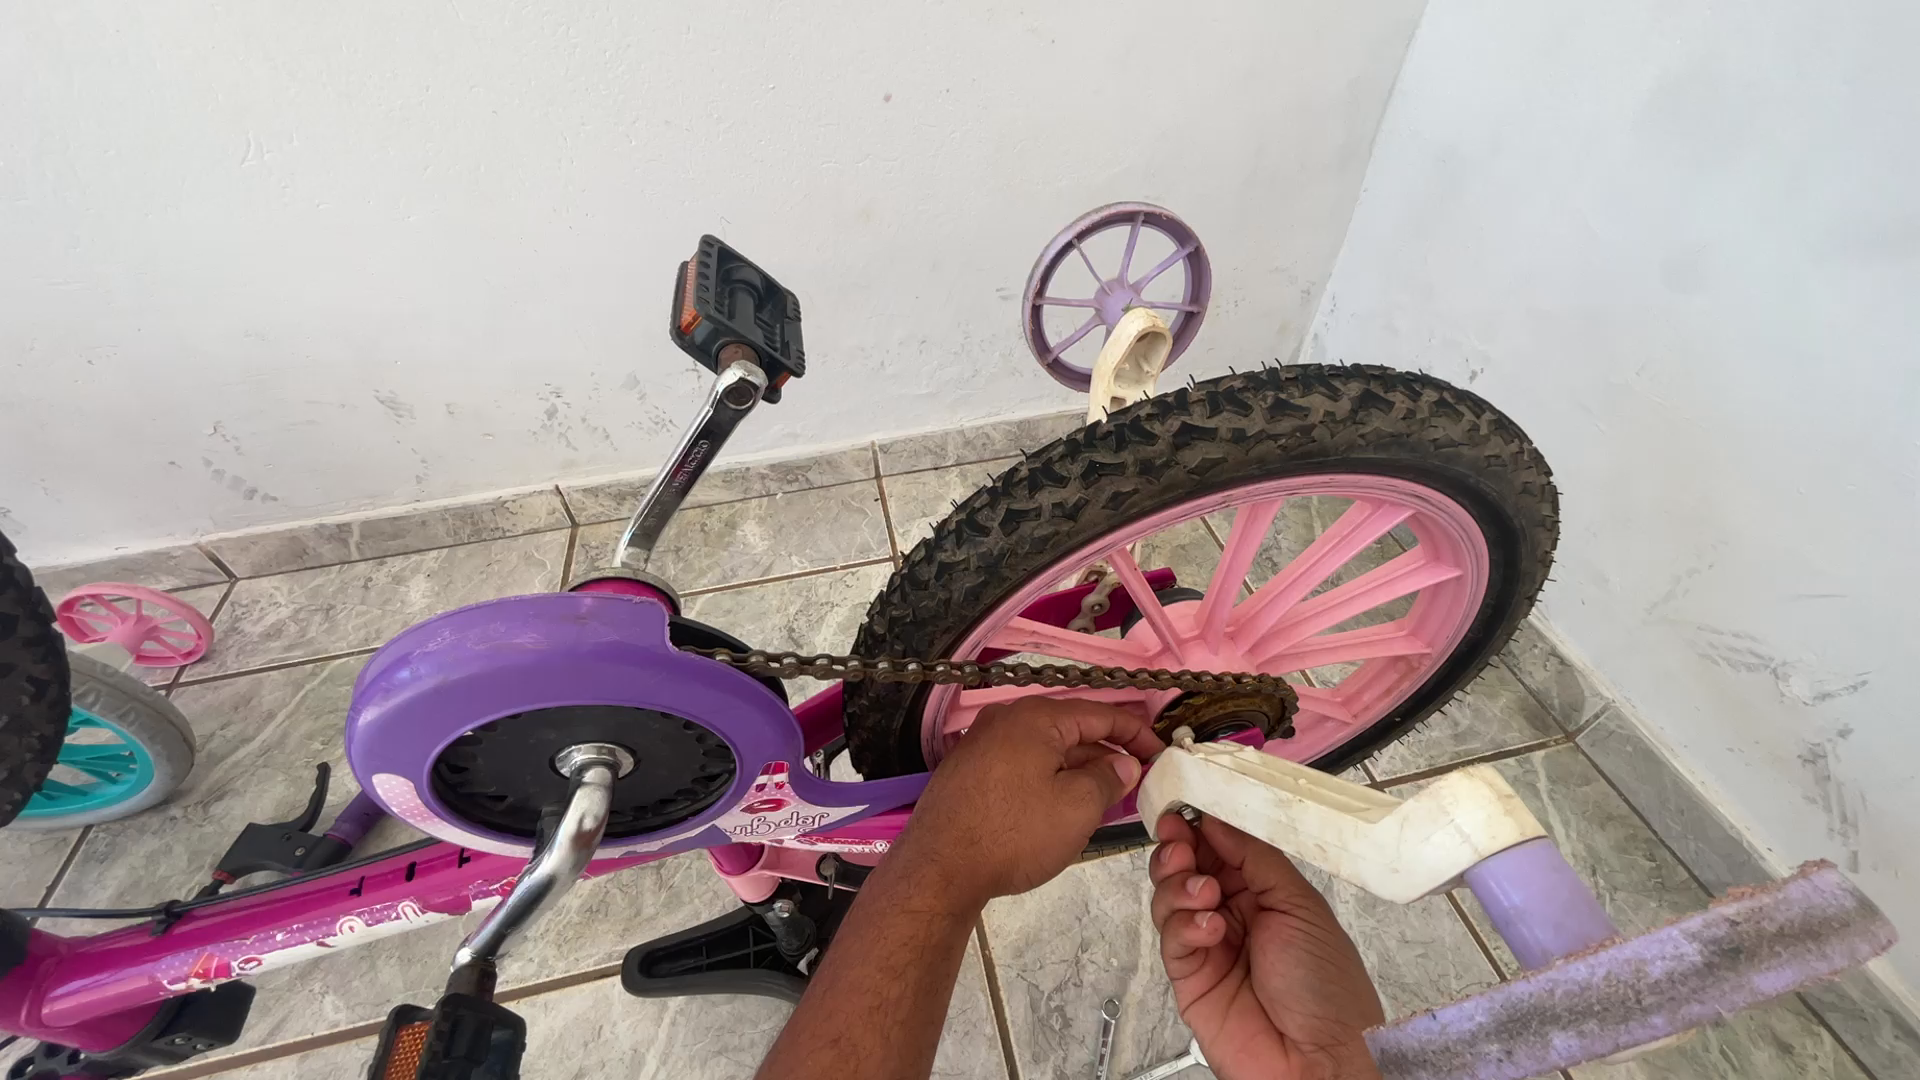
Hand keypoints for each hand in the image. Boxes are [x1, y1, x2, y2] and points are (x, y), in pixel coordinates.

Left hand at [890, 698, 1163, 906]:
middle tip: (1138, 774)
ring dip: (1079, 765)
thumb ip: (1107, 779)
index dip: (1135, 732)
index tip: (1161, 752)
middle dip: (1107, 750)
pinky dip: (1050, 774)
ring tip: (1108, 791)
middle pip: (1070, 727)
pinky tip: (1063, 800)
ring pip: (1046, 747)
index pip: (1099, 713)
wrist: (938, 866)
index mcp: (1036, 718)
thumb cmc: (1013, 833)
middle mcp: (1007, 719)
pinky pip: (1023, 761)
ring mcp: (984, 742)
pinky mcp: (971, 768)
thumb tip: (1123, 763)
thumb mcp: (1075, 808)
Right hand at [1150, 812, 1384, 1079]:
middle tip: (1179, 844)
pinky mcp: (1187, 974)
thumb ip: (1253, 855)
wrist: (1322, 1062)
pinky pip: (1170, 935)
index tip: (1181, 807)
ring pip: (1168, 894)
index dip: (1196, 825)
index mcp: (1257, 890)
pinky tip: (1209, 928)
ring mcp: (1205, 942)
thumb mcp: (1298, 903)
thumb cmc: (1325, 984)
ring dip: (1179, 883)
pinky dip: (1184, 924)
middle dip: (1176, 848)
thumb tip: (1213, 818)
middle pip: (1183, 865)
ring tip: (1205, 893)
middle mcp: (1227, 910)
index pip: (1215, 845)